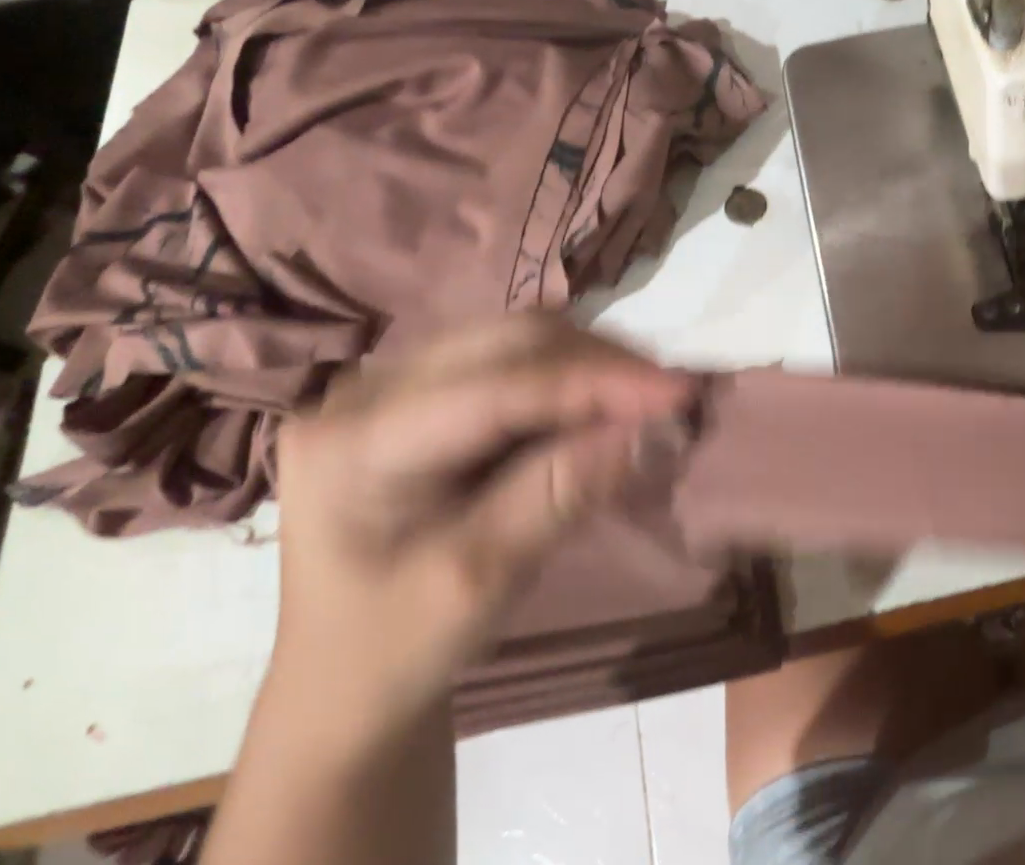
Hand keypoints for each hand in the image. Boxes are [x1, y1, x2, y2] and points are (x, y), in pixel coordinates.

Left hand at [272, 315, 696, 725]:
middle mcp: (362, 393)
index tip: (681, 392)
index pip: (497, 388)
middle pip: (506, 343)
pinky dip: (569, 382)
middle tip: (674, 397)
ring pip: (514, 344)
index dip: (596, 382)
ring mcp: (387, 391)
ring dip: (590, 366)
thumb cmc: (398, 646)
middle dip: (600, 363)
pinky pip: (510, 367)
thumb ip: (558, 492)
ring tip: (647, 401)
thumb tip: (643, 426)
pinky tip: (603, 409)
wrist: (343, 681)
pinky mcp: (417, 401)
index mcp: (353, 444)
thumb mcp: (481, 578)